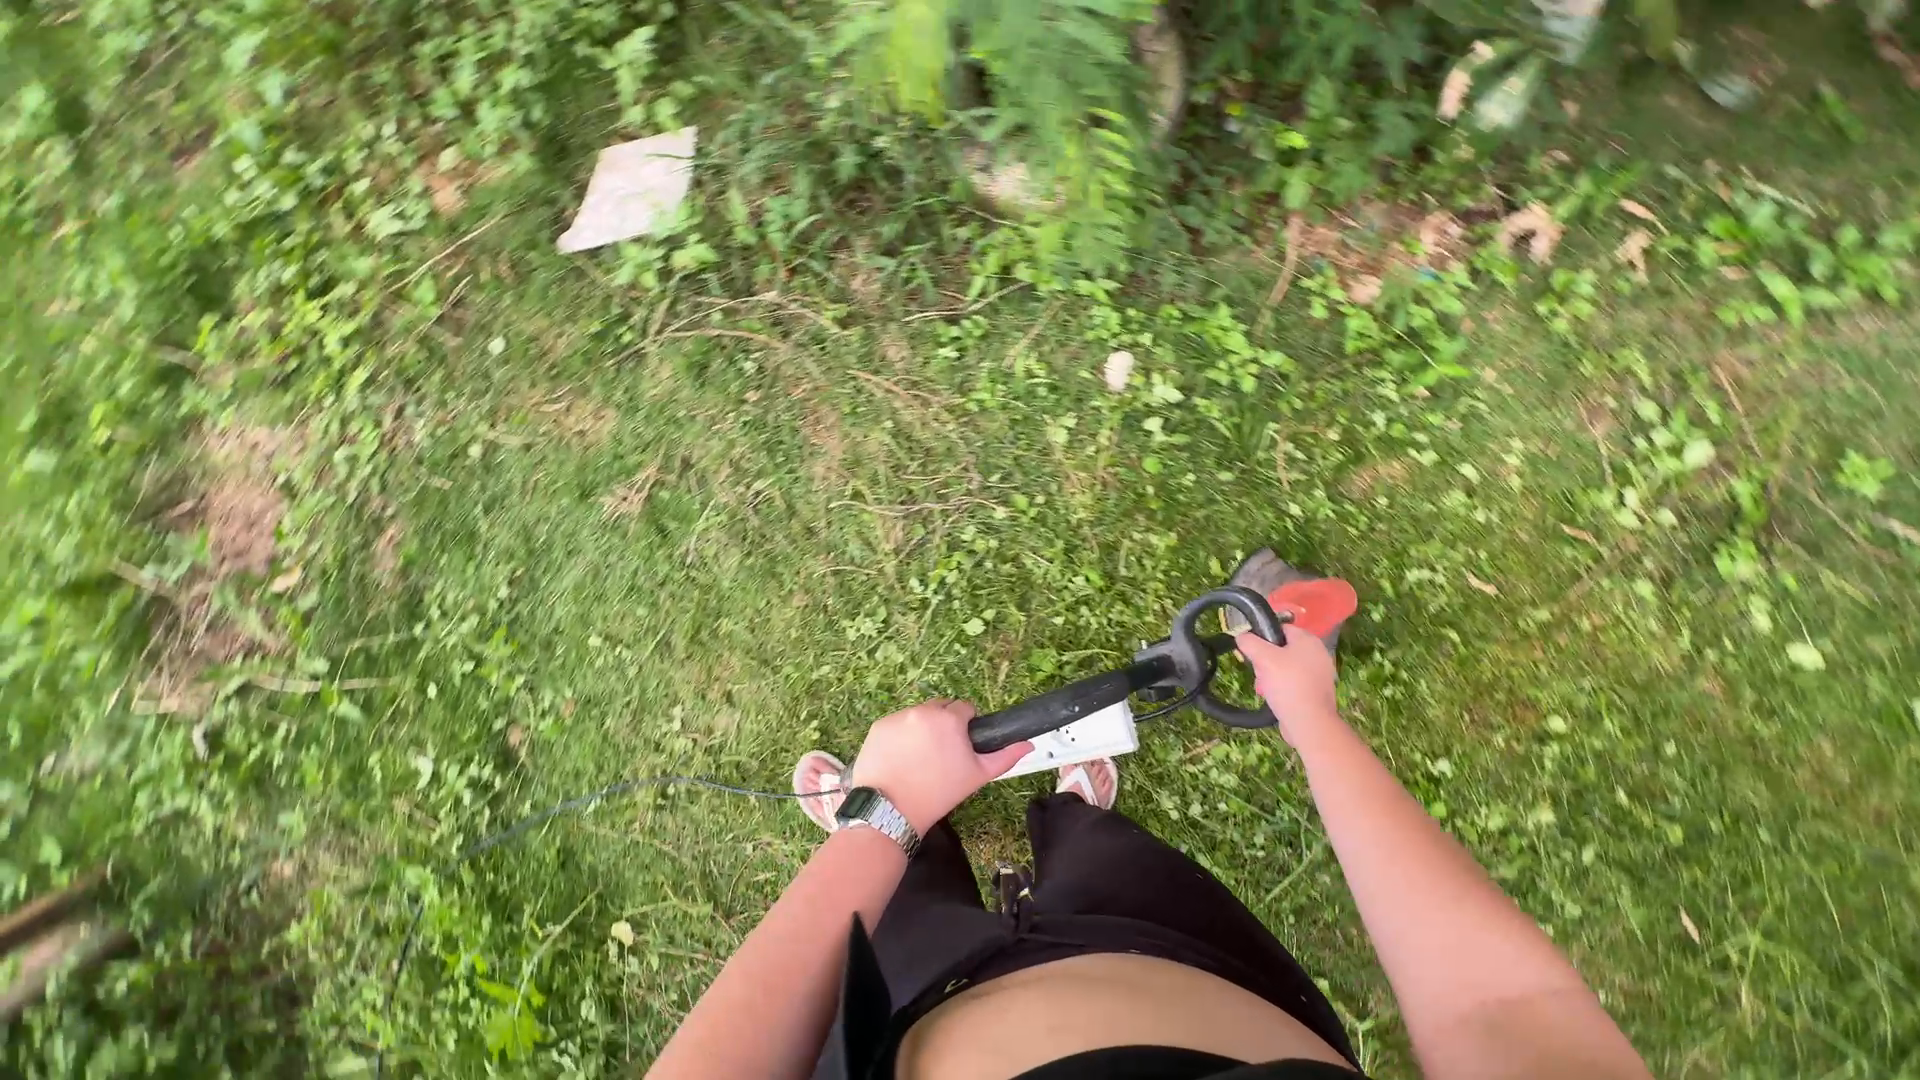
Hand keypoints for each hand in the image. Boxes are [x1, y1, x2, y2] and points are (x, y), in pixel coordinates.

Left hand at [847, 700, 1030, 833]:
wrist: (891, 811)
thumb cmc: (939, 794)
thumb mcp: (977, 776)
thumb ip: (1004, 756)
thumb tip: (1027, 744)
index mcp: (949, 719)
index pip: (964, 708)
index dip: (966, 727)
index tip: (960, 747)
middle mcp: (922, 711)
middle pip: (940, 708)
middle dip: (944, 724)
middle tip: (942, 754)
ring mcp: (897, 717)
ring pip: (918, 716)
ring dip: (922, 729)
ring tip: (919, 759)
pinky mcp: (878, 726)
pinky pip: (896, 725)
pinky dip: (900, 737)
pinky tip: (900, 760)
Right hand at [1236, 625, 1341, 748]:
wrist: (1309, 722)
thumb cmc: (1287, 684)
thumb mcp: (1263, 658)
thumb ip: (1249, 642)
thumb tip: (1242, 636)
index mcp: (1309, 640)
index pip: (1281, 628)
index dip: (1263, 638)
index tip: (1252, 652)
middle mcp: (1318, 653)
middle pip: (1282, 649)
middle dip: (1265, 661)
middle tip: (1258, 672)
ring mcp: (1319, 673)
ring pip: (1286, 667)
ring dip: (1271, 675)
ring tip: (1264, 688)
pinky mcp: (1317, 691)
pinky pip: (1294, 682)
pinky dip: (1282, 687)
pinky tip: (1274, 697)